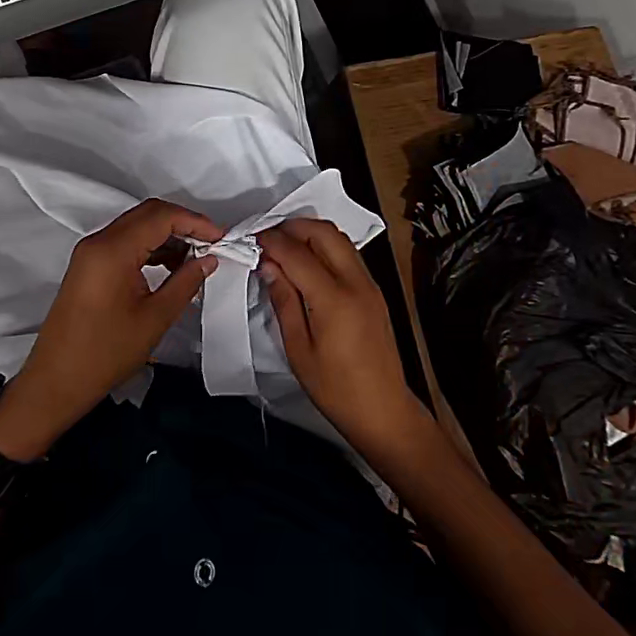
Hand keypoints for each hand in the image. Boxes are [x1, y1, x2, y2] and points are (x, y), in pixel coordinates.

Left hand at [0, 198, 223, 460]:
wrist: (56, 382)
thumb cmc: (104, 353)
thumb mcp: (155, 318)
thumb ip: (186, 282)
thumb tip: (208, 260)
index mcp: (113, 250)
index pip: (161, 216)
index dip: (195, 222)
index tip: (221, 238)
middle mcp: (99, 242)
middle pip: (148, 214)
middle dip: (183, 224)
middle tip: (212, 244)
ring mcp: (91, 252)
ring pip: (137, 226)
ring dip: (167, 235)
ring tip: (196, 258)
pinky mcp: (89, 265)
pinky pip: (125, 242)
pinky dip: (150, 247)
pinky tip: (172, 267)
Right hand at [257, 218, 430, 453]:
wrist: (383, 409)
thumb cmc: (335, 388)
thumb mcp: (298, 348)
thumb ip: (284, 301)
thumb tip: (269, 266)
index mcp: (334, 299)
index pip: (297, 253)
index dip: (272, 242)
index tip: (252, 239)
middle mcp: (356, 283)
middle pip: (324, 232)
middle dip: (293, 226)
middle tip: (268, 238)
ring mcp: (369, 285)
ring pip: (339, 239)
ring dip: (311, 233)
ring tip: (285, 247)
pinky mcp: (374, 291)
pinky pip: (348, 254)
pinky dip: (325, 246)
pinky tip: (307, 262)